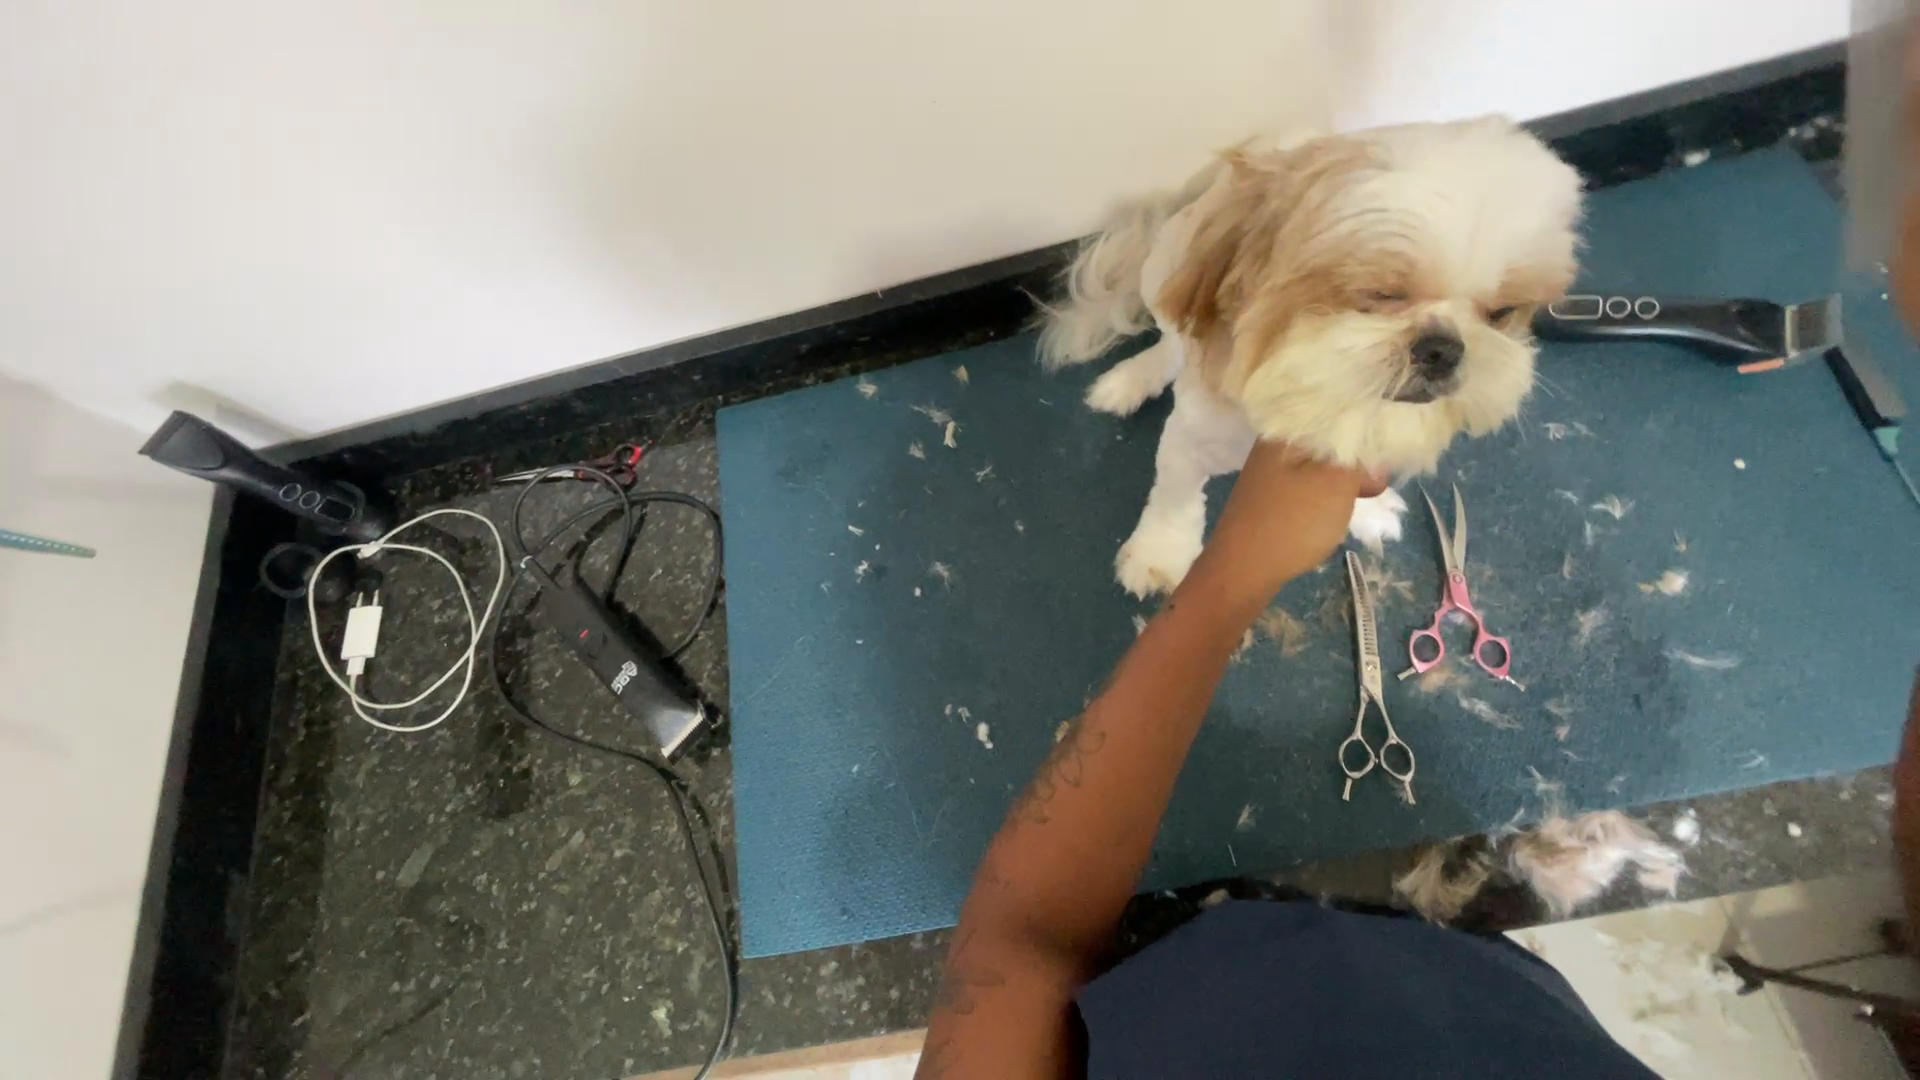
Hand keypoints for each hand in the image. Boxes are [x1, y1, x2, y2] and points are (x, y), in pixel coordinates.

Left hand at [1182, 440, 1383, 606]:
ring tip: (1364, 494)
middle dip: (1358, 457)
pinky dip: (1327, 495)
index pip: (1334, 411)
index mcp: (1284, 432)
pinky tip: (1337, 510)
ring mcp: (1269, 475)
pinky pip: (1307, 486)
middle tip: (1375, 484)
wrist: (1242, 571)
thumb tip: (1373, 453)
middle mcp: (1272, 448)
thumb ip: (1358, 458)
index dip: (1368, 426)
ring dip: (1344, 478)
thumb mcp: (1335, 483)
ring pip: (1319, 465)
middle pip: (1327, 439)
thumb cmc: (1291, 522)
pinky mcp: (1270, 500)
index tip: (1390, 448)